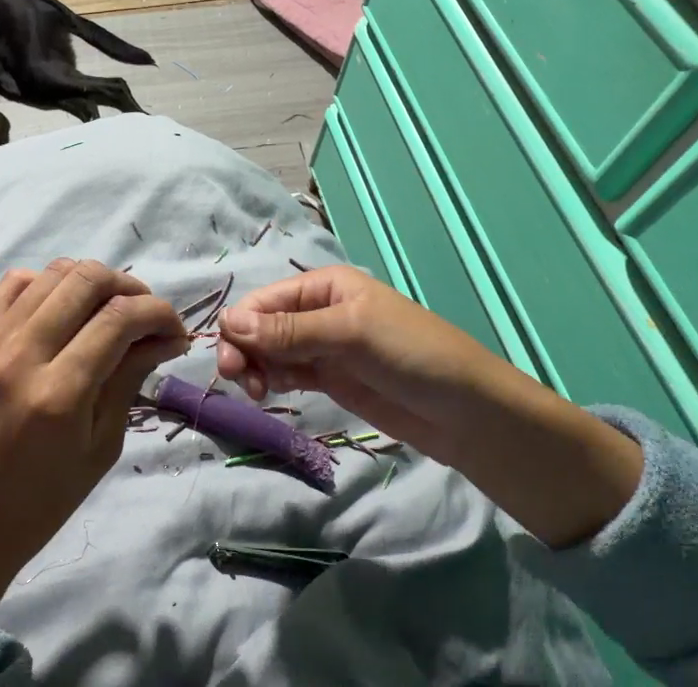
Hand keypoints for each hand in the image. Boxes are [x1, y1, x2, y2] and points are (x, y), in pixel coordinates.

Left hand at [0, 259, 186, 681]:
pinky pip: (13, 284)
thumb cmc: (43, 502)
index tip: (176, 331)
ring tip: (110, 310)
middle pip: (87, 279)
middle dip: (131, 288)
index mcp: (59, 393)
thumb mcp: (101, 448)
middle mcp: (21, 355)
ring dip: (92, 282)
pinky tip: (63, 310)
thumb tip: (165, 336)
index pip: (120, 318)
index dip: (159, 313)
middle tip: (147, 317)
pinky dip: (48, 284)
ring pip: (52, 272)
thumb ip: (129, 379)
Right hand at [216, 265, 643, 548]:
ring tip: (258, 392)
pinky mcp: (331, 378)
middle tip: (241, 382)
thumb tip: (230, 322)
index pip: (264, 300)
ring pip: (270, 351)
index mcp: (325, 286)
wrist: (467, 412)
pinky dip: (273, 380)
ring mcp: (324, 346)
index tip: (230, 360)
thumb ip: (290, 330)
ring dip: (256, 367)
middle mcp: (319, 311)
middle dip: (244, 348)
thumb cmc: (413, 354)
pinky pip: (288, 372)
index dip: (241, 325)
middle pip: (262, 325)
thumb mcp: (351, 333)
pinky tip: (271, 393)